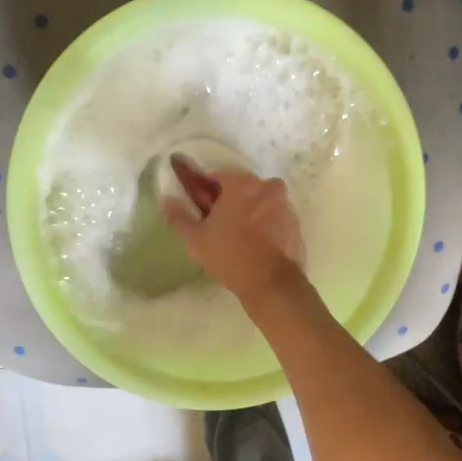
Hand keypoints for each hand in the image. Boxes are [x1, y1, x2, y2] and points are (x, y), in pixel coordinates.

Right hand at [161, 165, 307, 305]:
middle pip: (242, 188)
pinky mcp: (296, 225)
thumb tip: (166, 200)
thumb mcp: (196, 238)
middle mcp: (268, 186)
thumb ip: (179, 216)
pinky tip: (255, 247)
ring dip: (249, 214)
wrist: (271, 284)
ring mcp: (285, 206)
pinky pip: (274, 220)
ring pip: (260, 203)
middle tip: (218, 226)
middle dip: (229, 202)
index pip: (218, 176)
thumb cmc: (230, 255)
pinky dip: (265, 227)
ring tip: (238, 240)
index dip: (206, 191)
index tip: (201, 208)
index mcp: (242, 183)